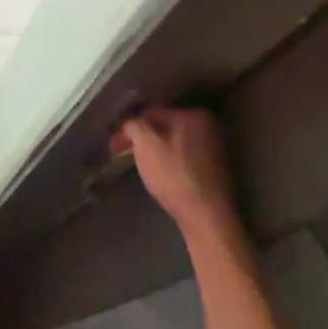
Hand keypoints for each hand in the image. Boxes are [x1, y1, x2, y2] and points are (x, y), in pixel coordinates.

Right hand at [118, 108, 238, 238]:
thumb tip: (132, 125)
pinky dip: (169, 160)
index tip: (114, 148)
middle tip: (124, 154)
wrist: (205, 213)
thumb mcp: (146, 145)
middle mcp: (207, 126)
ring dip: (155, 150)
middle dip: (142, 139)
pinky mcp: (214, 166)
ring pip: (173, 142)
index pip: (150, 115)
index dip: (128, 130)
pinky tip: (161, 173)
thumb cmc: (173, 175)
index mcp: (193, 115)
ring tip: (140, 164)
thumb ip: (134, 126)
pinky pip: (183, 155)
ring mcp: (213, 146)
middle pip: (164, 127)